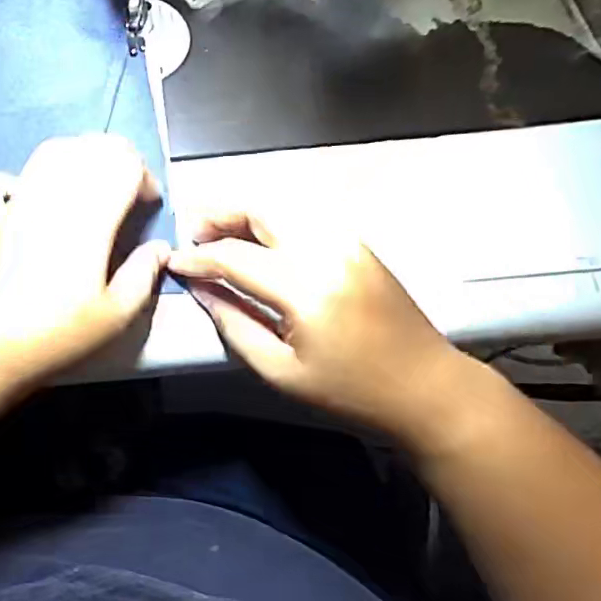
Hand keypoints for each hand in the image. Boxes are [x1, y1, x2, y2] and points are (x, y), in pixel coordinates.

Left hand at [0, 135, 169, 401]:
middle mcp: (51, 198)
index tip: (147, 208)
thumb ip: (142, 276)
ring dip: (77, 158)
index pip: (123, 162)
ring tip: (88, 192)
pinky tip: (27, 200)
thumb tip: (159, 249)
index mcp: (88, 218)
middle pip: (89, 146)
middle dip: (116, 160)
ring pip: (48, 152)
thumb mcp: (113, 317)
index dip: (144, 177)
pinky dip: (15, 181)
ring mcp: (14, 206)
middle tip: (125, 195)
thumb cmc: (52, 337)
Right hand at [167, 210, 492, 443]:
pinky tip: (258, 239)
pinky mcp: (359, 245)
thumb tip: (201, 289)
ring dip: (247, 214)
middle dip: (221, 215)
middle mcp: (327, 252)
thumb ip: (234, 326)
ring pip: (285, 208)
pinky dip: (275, 220)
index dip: (198, 258)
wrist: (426, 387)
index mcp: (307, 289)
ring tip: (218, 231)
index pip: (236, 258)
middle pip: (263, 212)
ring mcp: (348, 243)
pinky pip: (307, 218)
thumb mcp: (281, 372)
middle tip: (191, 232)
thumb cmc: (350, 391)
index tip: (173, 262)